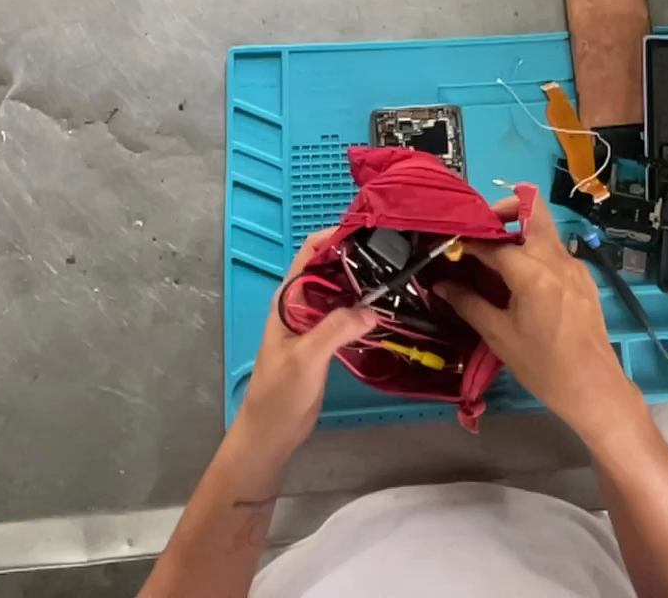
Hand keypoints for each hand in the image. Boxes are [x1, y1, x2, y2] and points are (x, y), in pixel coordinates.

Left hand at [232, 227, 379, 460]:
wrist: (270, 435)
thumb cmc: (279, 394)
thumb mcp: (307, 358)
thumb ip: (336, 329)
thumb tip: (373, 308)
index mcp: (288, 298)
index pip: (311, 251)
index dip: (336, 236)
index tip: (369, 231)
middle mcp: (301, 302)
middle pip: (331, 267)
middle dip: (357, 257)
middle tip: (393, 253)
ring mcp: (314, 321)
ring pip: (342, 290)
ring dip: (364, 283)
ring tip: (397, 275)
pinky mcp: (325, 339)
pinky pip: (347, 313)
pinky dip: (365, 306)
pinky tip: (386, 308)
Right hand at [433, 192, 644, 441]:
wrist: (594, 389)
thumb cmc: (543, 366)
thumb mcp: (499, 335)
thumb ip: (468, 303)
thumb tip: (441, 284)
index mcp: (533, 271)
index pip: (493, 243)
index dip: (469, 241)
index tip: (451, 245)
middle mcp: (556, 258)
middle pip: (533, 211)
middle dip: (504, 211)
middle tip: (481, 231)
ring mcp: (574, 265)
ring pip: (545, 230)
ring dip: (519, 232)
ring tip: (496, 257)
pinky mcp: (583, 277)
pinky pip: (555, 251)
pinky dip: (535, 252)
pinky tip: (522, 280)